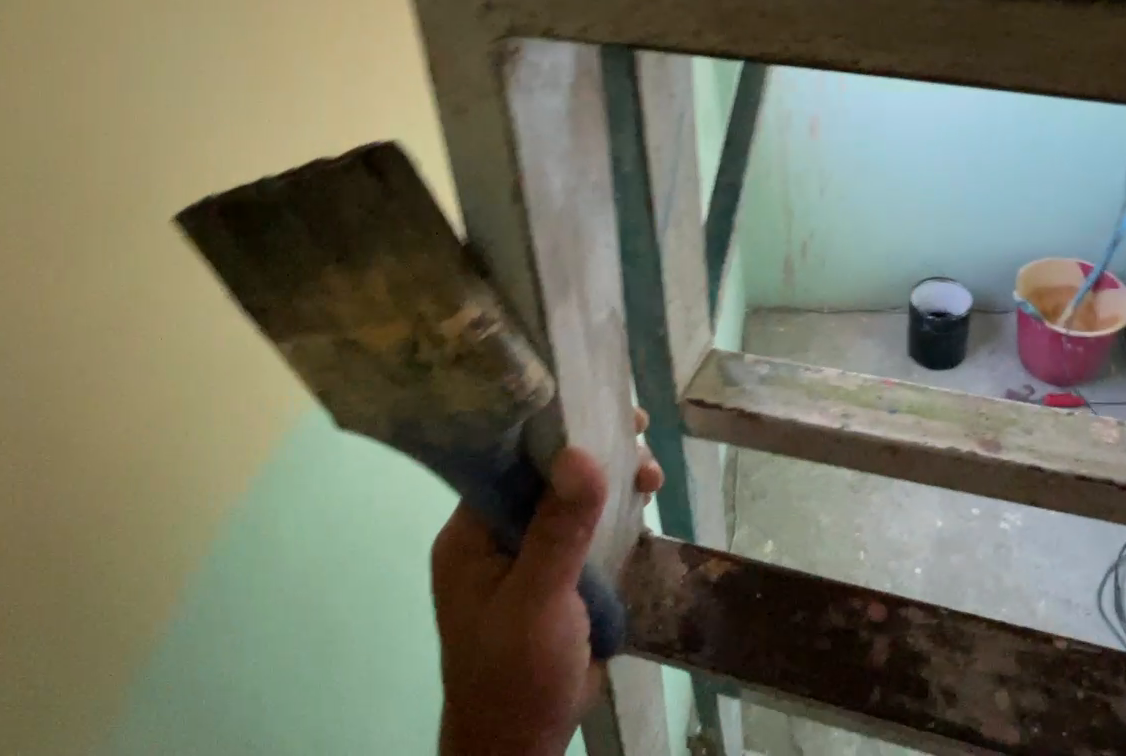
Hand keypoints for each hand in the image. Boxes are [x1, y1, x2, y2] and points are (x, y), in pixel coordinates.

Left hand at [432, 408, 664, 755]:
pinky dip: (620, 506)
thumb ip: (559, 530)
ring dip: (614, 476)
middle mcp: (500, 533)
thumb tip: (581, 452)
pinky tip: (648, 496)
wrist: (522, 748)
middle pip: (547, 470)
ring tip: (653, 474)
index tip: (600, 404)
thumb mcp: (537, 601)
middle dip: (594, 447)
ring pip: (575, 494)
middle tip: (638, 428)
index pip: (508, 459)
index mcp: (473, 532)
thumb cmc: (515, 676)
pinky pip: (592, 524)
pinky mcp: (564, 571)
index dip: (554, 427)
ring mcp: (533, 552)